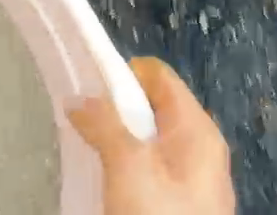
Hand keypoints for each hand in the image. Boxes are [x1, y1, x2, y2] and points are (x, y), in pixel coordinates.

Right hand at [68, 57, 234, 214]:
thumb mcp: (127, 166)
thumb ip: (102, 122)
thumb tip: (78, 98)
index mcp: (197, 130)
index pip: (156, 74)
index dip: (121, 74)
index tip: (90, 92)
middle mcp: (198, 149)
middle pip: (150, 105)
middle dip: (115, 110)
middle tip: (86, 125)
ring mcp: (191, 181)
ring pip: (145, 139)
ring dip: (115, 140)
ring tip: (93, 155)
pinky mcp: (179, 206)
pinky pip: (147, 168)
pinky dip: (124, 167)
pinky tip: (108, 184)